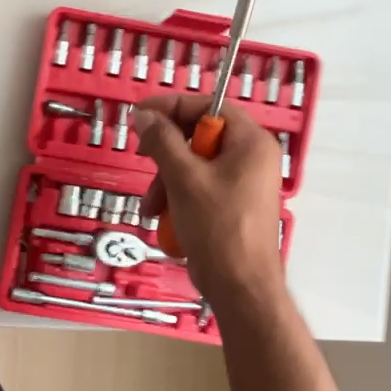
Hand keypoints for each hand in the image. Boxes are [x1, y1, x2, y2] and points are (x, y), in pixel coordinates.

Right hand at [134, 95, 284, 305]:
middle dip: (165, 156)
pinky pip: (197, 188)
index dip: (172, 107)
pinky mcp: (231, 205)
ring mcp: (242, 183)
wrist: (239, 285)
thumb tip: (144, 114)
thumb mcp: (183, 178)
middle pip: (198, 137)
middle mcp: (251, 157)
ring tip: (152, 208)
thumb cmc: (216, 225)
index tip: (139, 116)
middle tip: (145, 165)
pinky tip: (165, 218)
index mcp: (251, 142)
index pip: (210, 106)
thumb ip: (162, 141)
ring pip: (192, 165)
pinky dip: (177, 199)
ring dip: (165, 183)